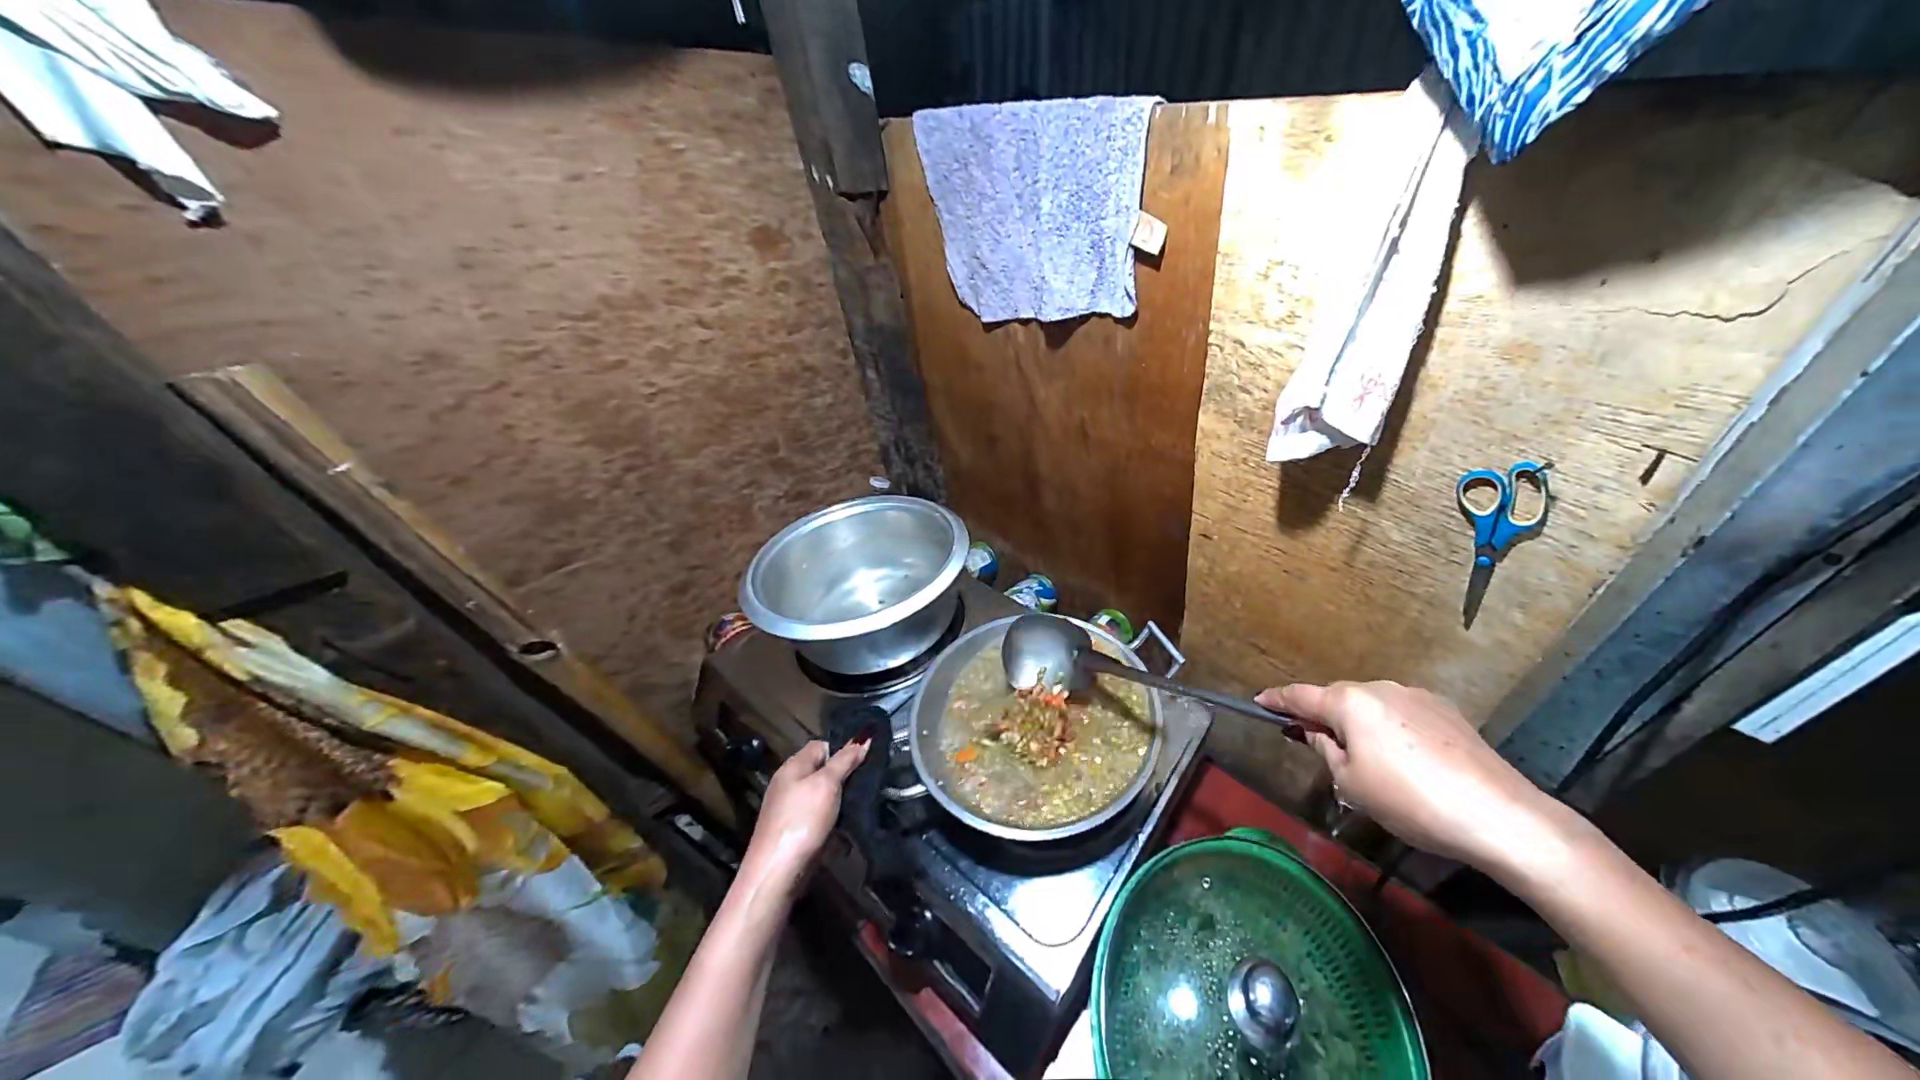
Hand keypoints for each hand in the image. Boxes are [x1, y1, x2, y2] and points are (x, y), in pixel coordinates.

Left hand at [740, 738, 868, 896]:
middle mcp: (789, 784)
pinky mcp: (794, 832)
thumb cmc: (802, 820)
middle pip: (822, 772)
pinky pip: (819, 820)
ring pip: (823, 798)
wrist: (776, 872)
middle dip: (844, 779)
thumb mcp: (827, 784)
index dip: (842, 750)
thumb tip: (863, 737)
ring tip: (861, 809)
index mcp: (793, 766)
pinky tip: (845, 834)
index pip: (821, 745)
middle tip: (868, 786)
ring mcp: (790, 810)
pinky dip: (833, 825)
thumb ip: (845, 760)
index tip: (864, 762)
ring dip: (841, 804)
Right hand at [1256, 681, 1566, 873]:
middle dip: (1324, 716)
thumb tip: (1317, 733)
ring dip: (1359, 724)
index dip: (1277, 700)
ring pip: (1373, 707)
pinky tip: (1403, 762)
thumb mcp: (1351, 783)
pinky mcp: (1448, 713)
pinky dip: (1389, 730)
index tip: (1259, 701)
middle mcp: (1382, 688)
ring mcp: (1419, 697)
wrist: (1499, 816)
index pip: (1301, 696)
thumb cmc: (1410, 800)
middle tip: (1314, 743)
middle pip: (1339, 698)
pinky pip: (1402, 715)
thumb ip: (1326, 750)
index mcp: (1351, 702)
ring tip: (1364, 760)